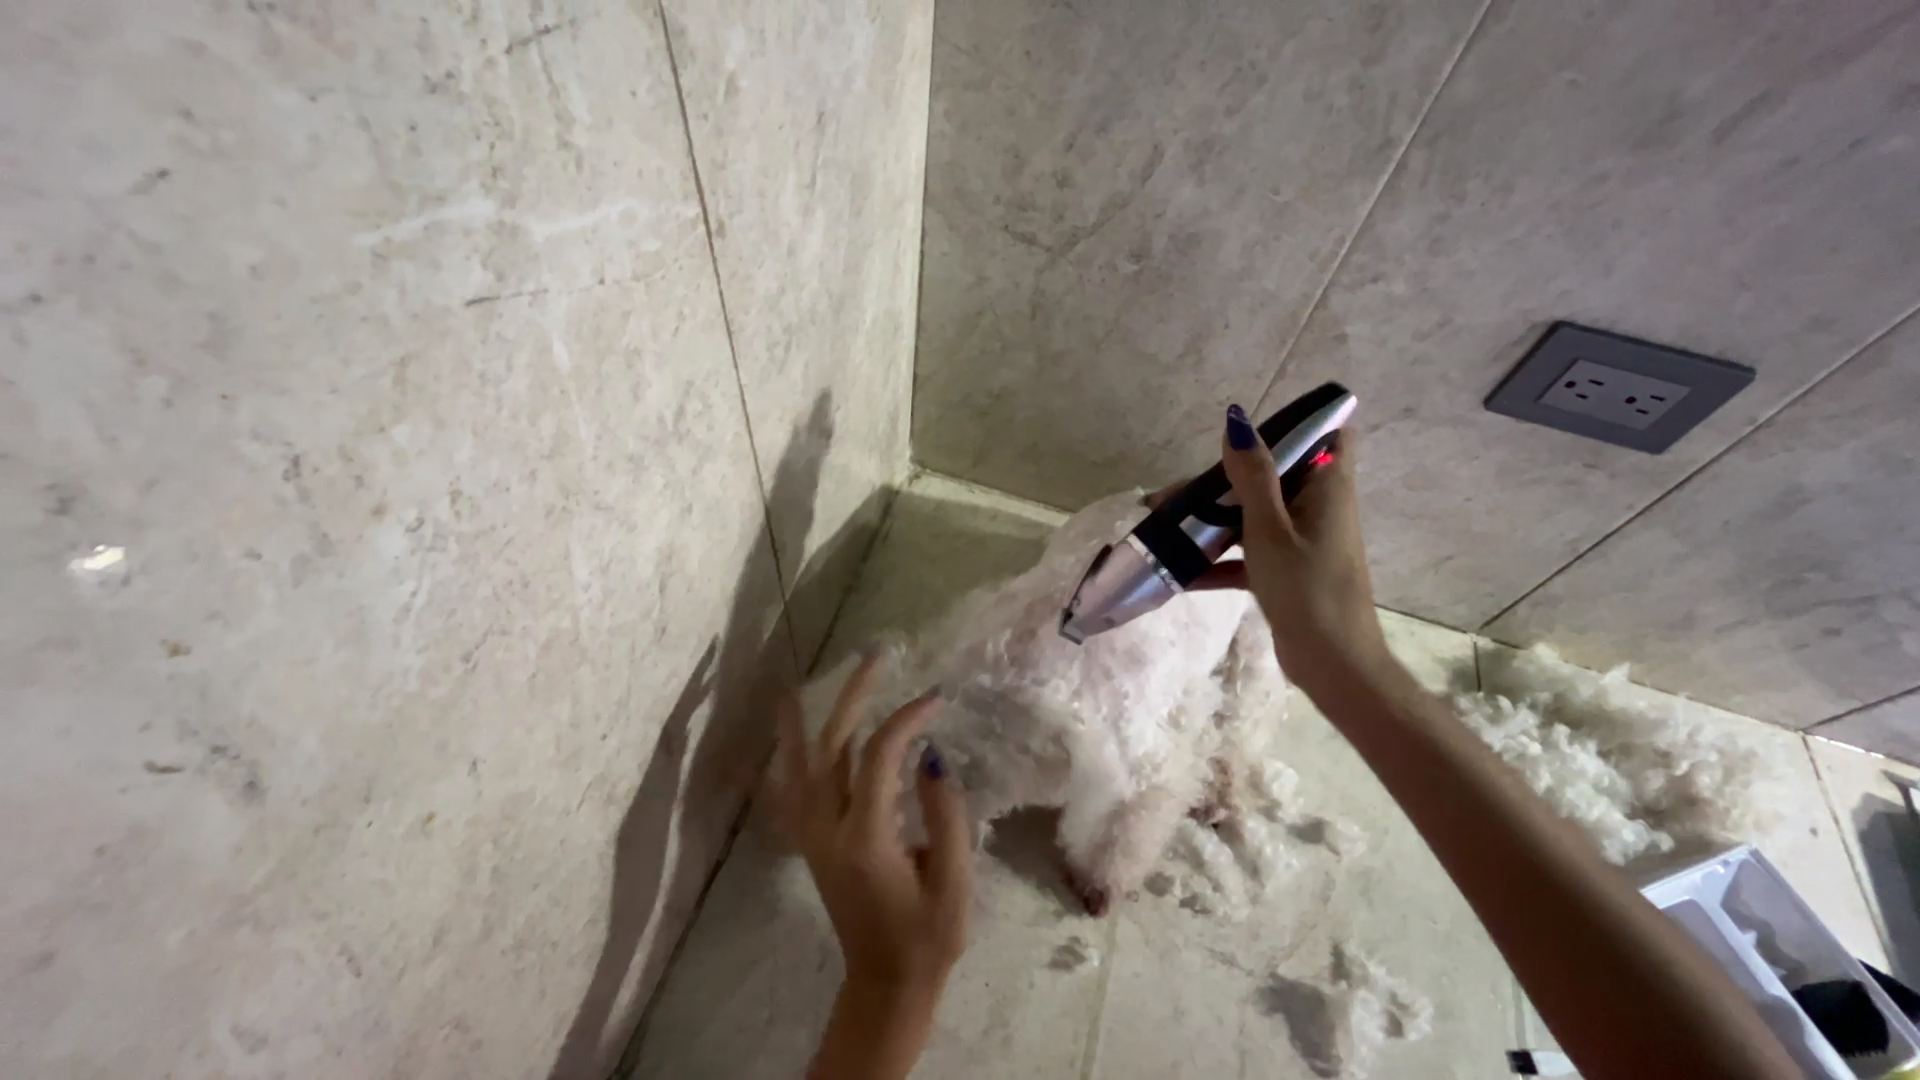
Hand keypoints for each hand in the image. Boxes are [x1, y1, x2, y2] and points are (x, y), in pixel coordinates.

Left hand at [772, 654, 971, 994]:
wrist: (885, 982)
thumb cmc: (928, 935)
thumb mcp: (953, 881)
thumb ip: (946, 815)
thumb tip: (932, 756)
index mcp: (866, 836)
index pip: (880, 755)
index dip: (907, 719)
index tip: (936, 698)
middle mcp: (828, 828)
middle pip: (833, 745)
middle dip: (853, 695)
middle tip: (875, 656)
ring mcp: (811, 836)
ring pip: (799, 763)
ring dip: (803, 721)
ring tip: (798, 684)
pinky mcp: (809, 844)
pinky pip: (790, 790)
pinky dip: (787, 759)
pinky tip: (784, 739)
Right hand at [1148, 405, 1390, 690]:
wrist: (1332, 663)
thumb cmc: (1306, 588)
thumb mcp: (1269, 529)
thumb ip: (1251, 477)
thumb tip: (1237, 423)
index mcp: (1326, 486)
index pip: (1325, 436)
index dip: (1291, 427)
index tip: (1241, 436)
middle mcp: (1318, 507)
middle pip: (1270, 477)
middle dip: (1222, 482)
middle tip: (1172, 495)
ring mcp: (1302, 542)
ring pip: (1253, 516)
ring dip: (1212, 521)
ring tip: (1163, 527)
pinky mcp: (1287, 572)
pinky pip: (1248, 553)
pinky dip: (1219, 560)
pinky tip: (1180, 572)